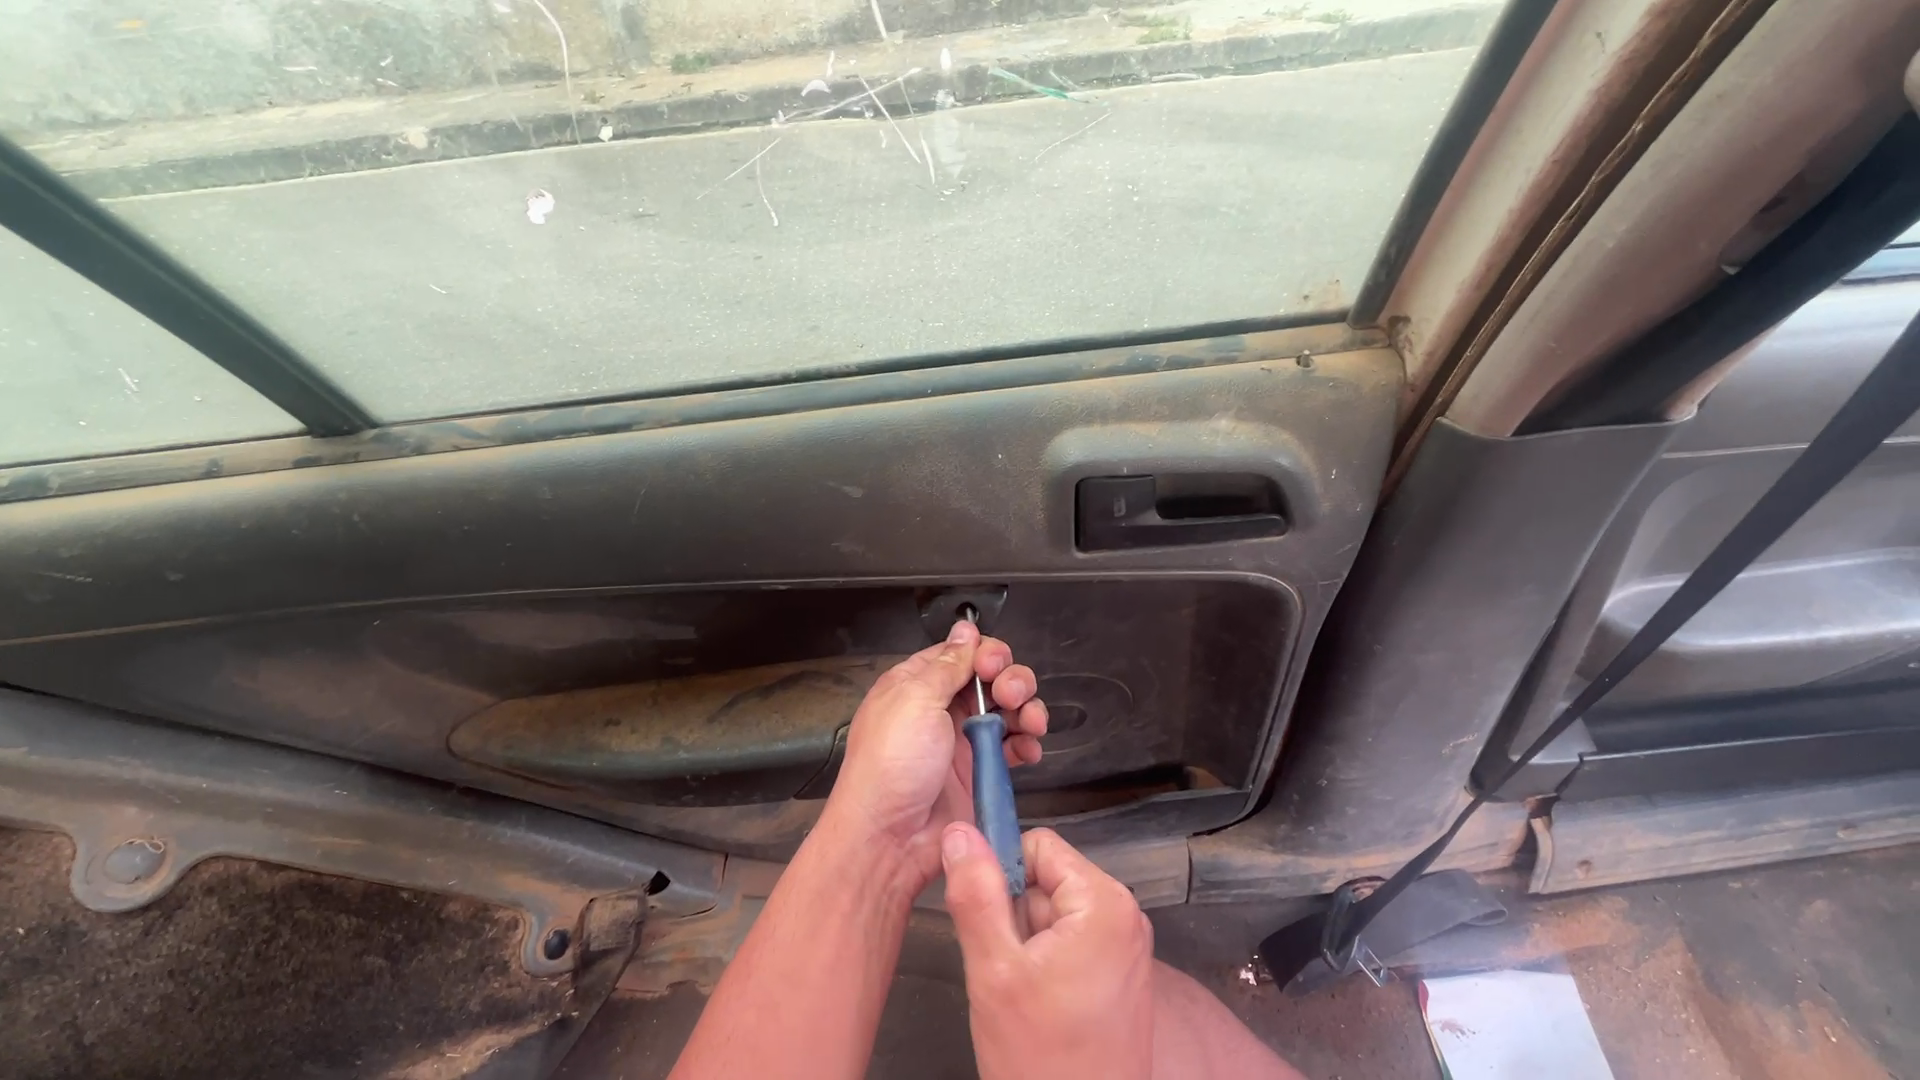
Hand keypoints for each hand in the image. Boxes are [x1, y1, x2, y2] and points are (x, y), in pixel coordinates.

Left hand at [822, 620, 1047, 887]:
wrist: (890, 838)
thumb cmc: (891, 764)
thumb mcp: (914, 700)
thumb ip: (948, 664)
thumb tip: (965, 627)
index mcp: (918, 684)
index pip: (962, 653)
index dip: (985, 653)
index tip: (993, 666)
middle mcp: (942, 707)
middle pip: (992, 677)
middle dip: (1012, 679)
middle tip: (1010, 695)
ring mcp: (963, 740)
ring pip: (1009, 710)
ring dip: (1028, 709)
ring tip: (1031, 723)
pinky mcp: (981, 771)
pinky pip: (1014, 748)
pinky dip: (1028, 744)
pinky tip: (1030, 750)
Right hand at [942, 824, 1155, 1079]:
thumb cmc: (1042, 1057)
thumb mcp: (994, 969)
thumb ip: (975, 894)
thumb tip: (959, 830)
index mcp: (1104, 901)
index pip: (1038, 846)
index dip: (1003, 874)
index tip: (987, 917)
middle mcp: (1124, 915)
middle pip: (1045, 880)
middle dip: (1015, 915)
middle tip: (1005, 968)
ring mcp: (1124, 947)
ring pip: (1051, 914)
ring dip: (1025, 943)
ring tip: (1020, 993)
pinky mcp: (1118, 976)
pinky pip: (1068, 943)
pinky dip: (1043, 964)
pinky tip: (1036, 1005)